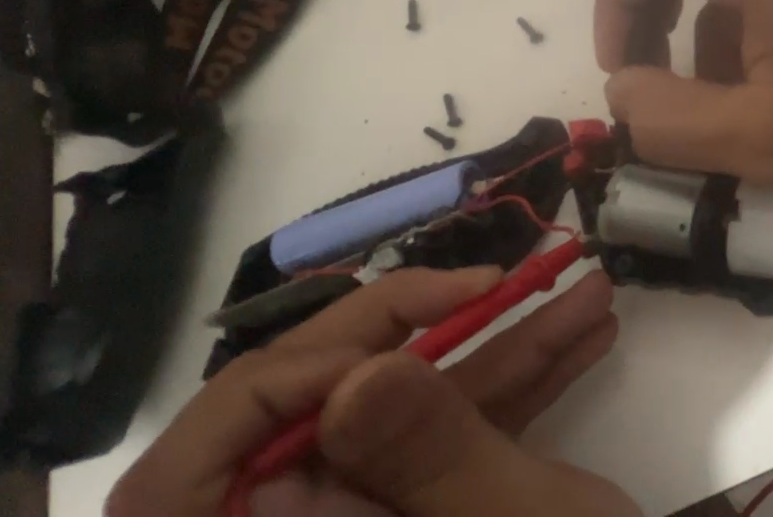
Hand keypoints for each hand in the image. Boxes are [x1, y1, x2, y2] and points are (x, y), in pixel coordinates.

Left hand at [109, 267, 639, 516]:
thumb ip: (431, 453)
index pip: (183, 482)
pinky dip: (524, 379)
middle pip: (317, 418)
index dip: (266, 392)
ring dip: (503, 343)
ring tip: (584, 284)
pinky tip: (589, 331)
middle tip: (499, 277)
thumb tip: (355, 372)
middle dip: (416, 334)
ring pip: (414, 415)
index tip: (384, 345)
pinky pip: (463, 432)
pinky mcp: (444, 508)